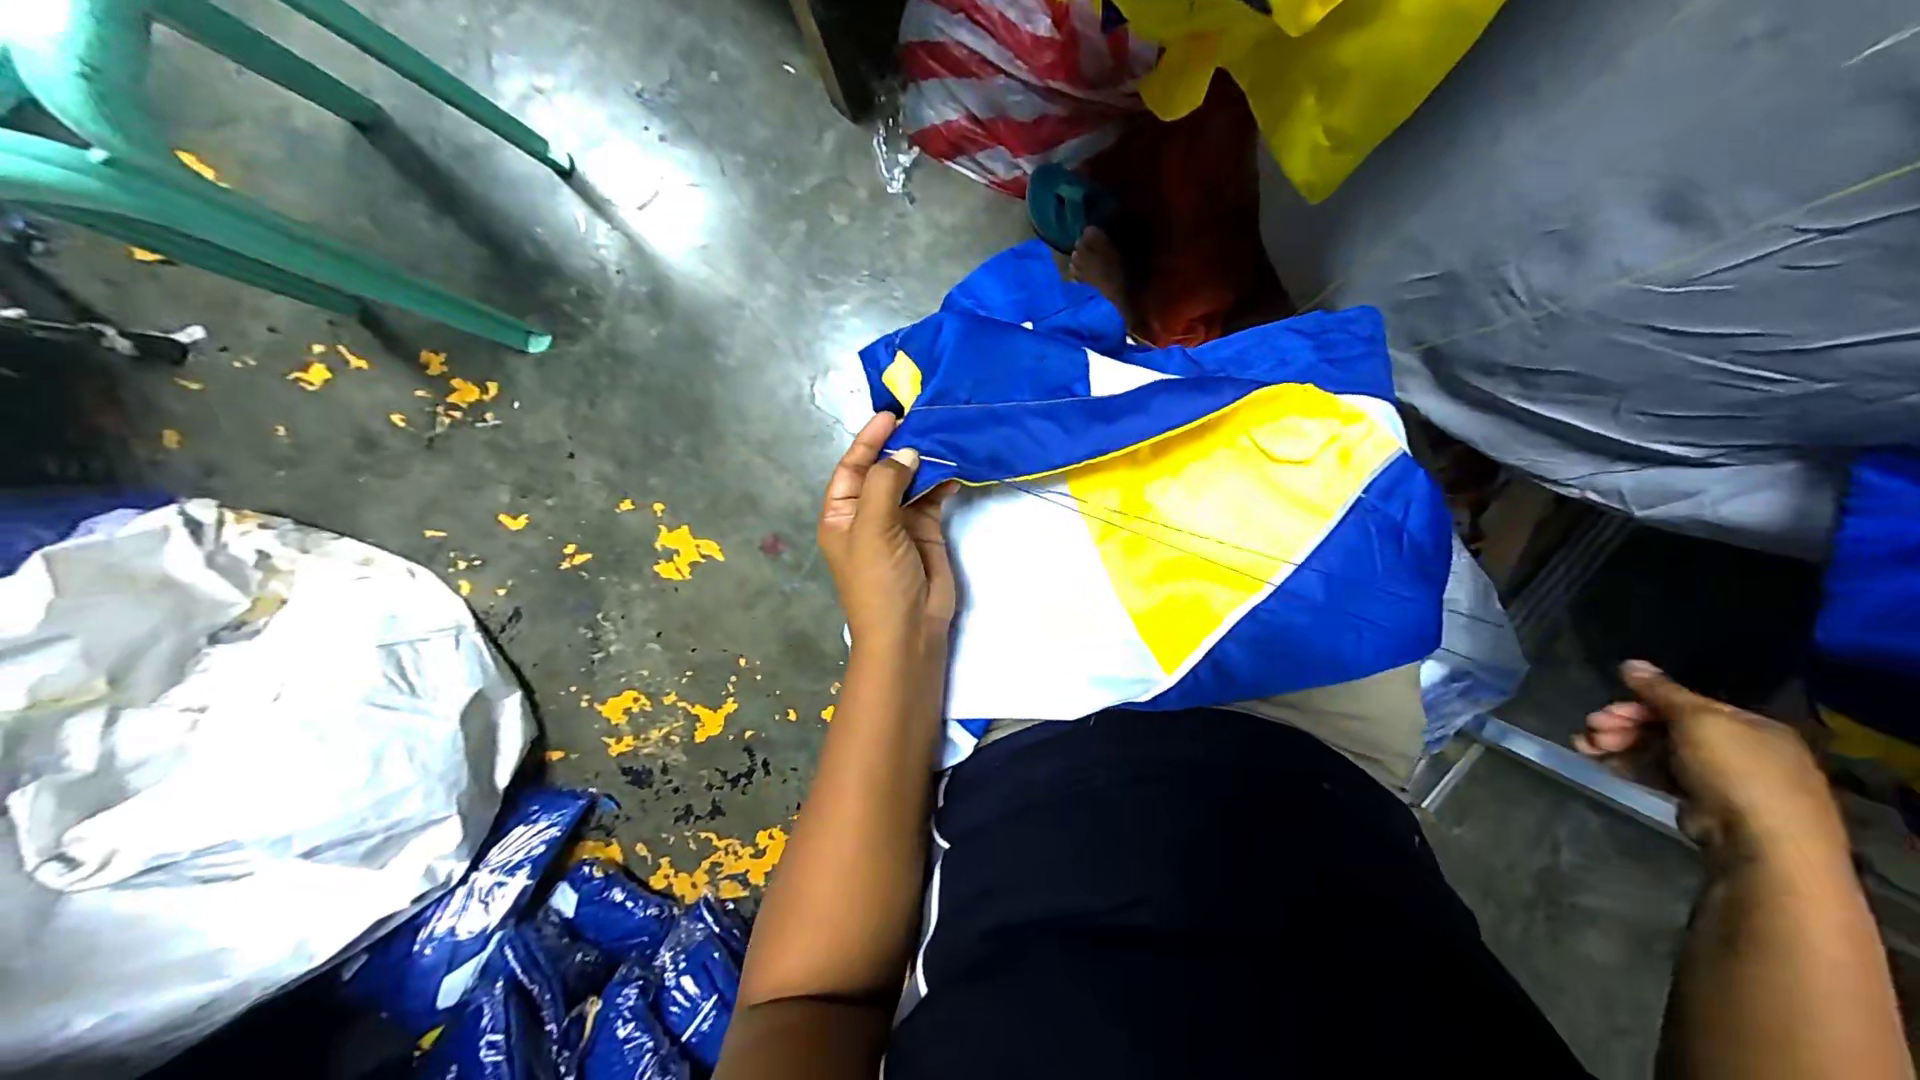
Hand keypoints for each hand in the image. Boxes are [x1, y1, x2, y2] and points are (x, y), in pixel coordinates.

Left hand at [818, 412, 958, 654]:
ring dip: (924, 461)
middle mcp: (868, 513)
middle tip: (924, 418)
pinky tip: (954, 466)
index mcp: (841, 513)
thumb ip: (886, 484)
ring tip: (943, 435)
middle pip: (882, 470)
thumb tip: (908, 452)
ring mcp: (898, 521)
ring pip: (910, 481)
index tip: (891, 415)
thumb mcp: (873, 528)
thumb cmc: (878, 580)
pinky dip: (942, 481)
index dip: (868, 440)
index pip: (852, 467)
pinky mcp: (926, 530)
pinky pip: (932, 497)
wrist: (908, 629)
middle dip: (900, 446)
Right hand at [1576, 660, 1847, 861]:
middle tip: (1591, 730)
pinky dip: (1630, 765)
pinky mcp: (1702, 802)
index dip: (1639, 704)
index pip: (1683, 704)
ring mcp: (1721, 777)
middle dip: (1622, 725)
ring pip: (1657, 750)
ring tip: (1585, 747)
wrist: (1762, 842)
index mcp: (1748, 725)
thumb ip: (1661, 691)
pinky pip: (1659, 774)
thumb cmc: (1736, 770)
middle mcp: (1738, 747)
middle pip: (1665, 726)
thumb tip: (1630, 662)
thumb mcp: (1697, 720)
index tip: (1605, 710)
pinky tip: (1603, 764)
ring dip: (1618, 744)